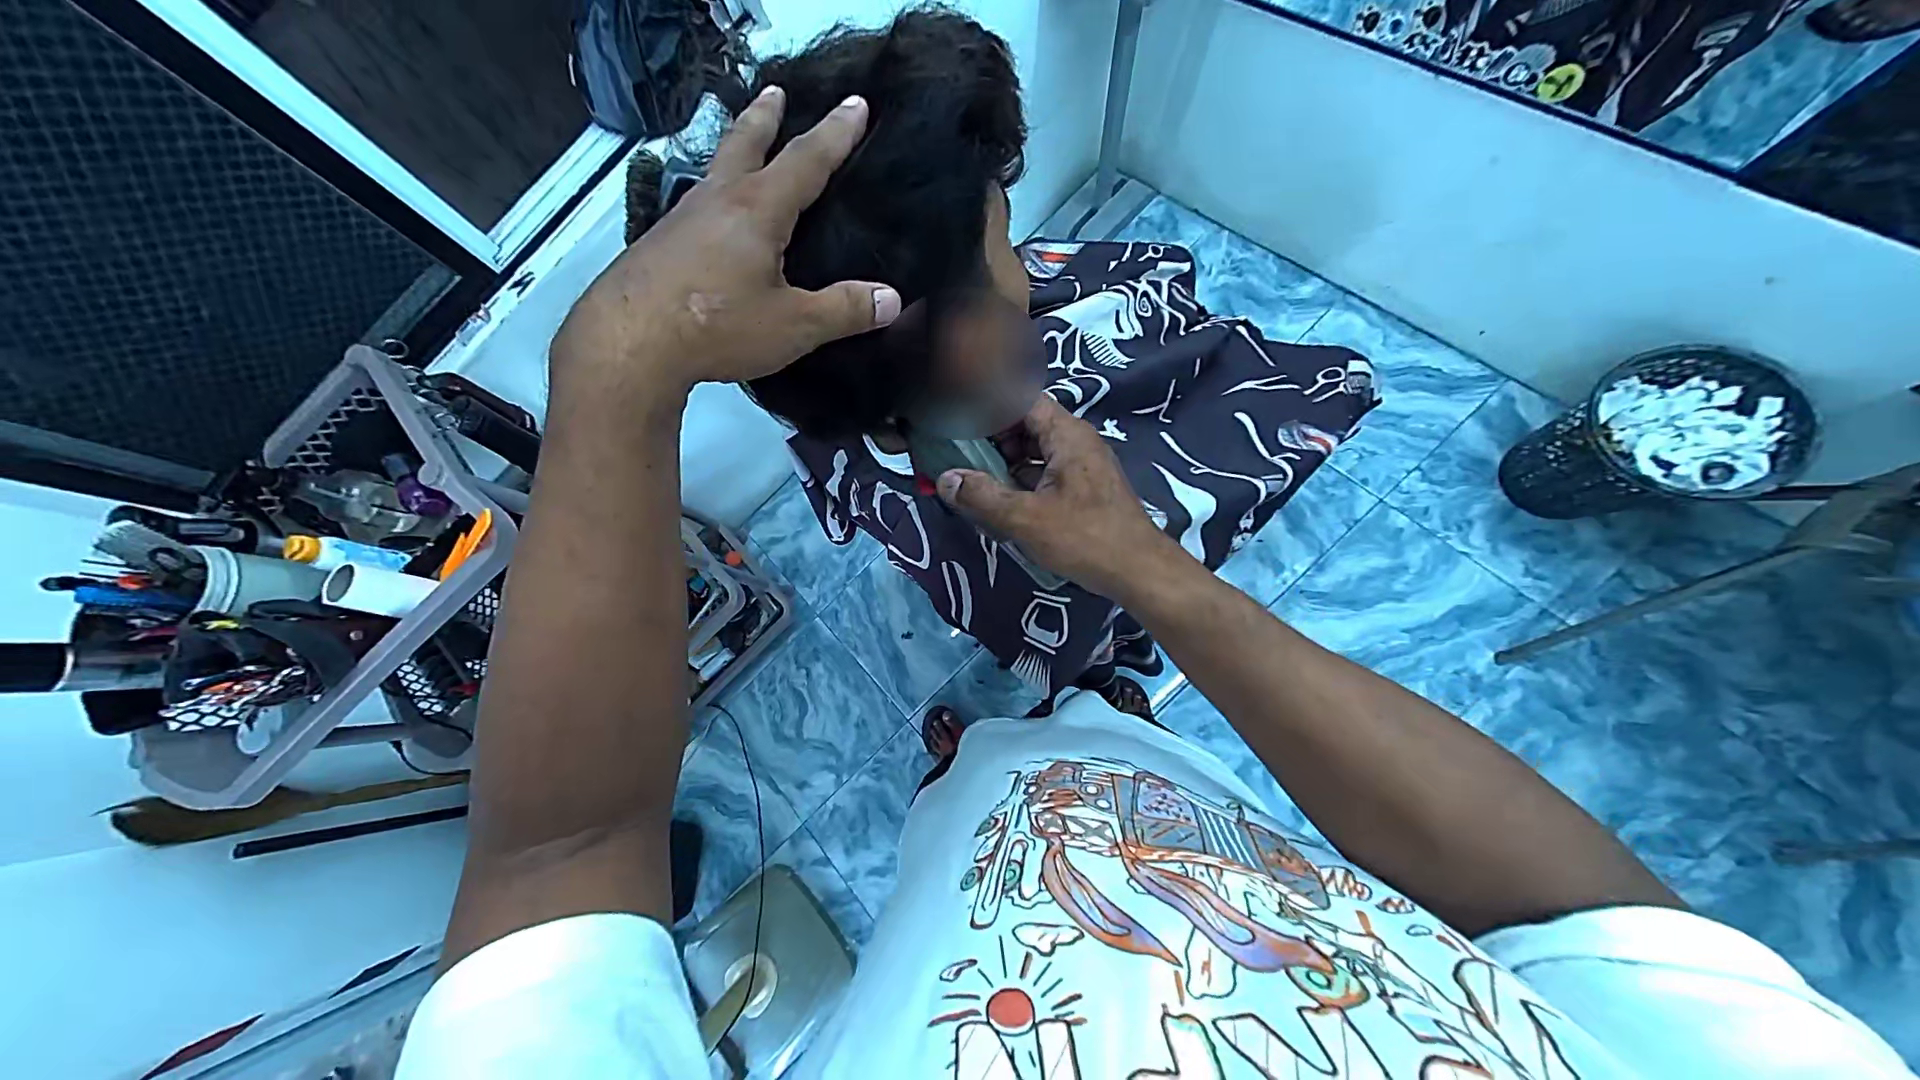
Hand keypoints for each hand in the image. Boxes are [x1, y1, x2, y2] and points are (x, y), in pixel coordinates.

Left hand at [551, 87, 901, 393]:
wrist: (629, 343)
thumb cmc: (718, 326)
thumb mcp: (793, 325)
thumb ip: (843, 310)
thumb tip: (892, 299)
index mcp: (757, 211)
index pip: (806, 162)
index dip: (836, 134)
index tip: (855, 104)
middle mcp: (717, 202)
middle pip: (745, 145)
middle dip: (767, 118)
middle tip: (776, 92)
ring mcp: (680, 220)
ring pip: (714, 173)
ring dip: (734, 152)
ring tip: (743, 150)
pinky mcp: (658, 246)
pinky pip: (694, 208)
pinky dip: (712, 198)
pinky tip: (711, 220)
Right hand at [935, 395, 1188, 597]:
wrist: (1139, 571)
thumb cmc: (1085, 537)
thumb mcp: (1026, 518)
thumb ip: (982, 497)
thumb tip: (945, 480)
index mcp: (1067, 435)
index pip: (1022, 401)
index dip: (989, 409)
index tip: (960, 426)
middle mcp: (1077, 442)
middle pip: (1027, 425)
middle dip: (993, 440)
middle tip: (962, 459)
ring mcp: (1084, 466)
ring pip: (1036, 452)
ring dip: (1007, 464)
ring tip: (976, 482)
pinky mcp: (1085, 489)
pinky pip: (1047, 473)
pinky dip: (1024, 482)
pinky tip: (1003, 503)